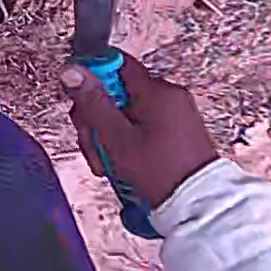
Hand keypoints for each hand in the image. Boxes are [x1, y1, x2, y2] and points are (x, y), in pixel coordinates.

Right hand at [59, 54, 217, 206]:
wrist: (198, 208)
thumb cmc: (160, 172)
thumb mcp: (116, 137)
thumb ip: (92, 101)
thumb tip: (72, 70)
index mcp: (156, 92)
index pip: (114, 62)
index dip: (90, 77)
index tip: (79, 99)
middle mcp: (168, 96)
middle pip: (114, 90)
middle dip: (95, 116)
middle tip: (93, 142)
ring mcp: (173, 112)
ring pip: (122, 109)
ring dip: (106, 132)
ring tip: (105, 159)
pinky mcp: (173, 128)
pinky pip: (137, 122)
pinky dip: (123, 138)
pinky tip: (118, 159)